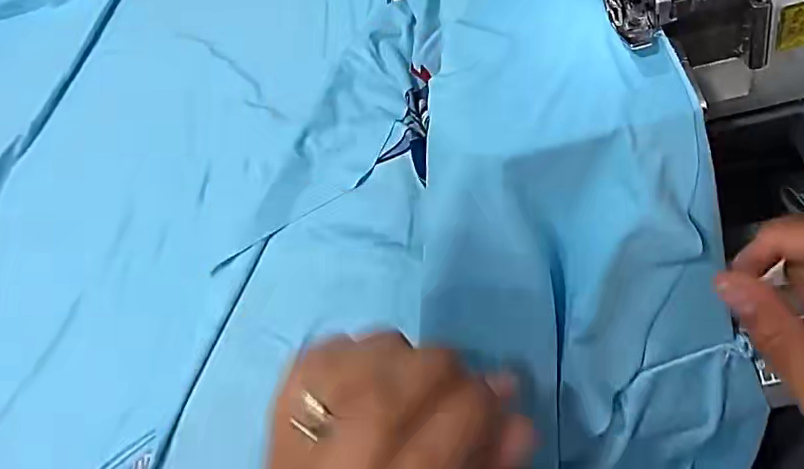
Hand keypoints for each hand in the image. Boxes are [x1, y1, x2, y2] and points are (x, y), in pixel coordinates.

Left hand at [265, 332, 536, 468]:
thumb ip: (482, 461)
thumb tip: (522, 419)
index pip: (439, 432)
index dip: (480, 404)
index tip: (502, 394)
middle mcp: (337, 452)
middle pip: (400, 382)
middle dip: (445, 369)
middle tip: (462, 380)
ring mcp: (303, 417)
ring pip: (368, 351)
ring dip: (404, 354)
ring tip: (413, 380)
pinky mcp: (281, 391)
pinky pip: (331, 345)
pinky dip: (358, 348)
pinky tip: (368, 371)